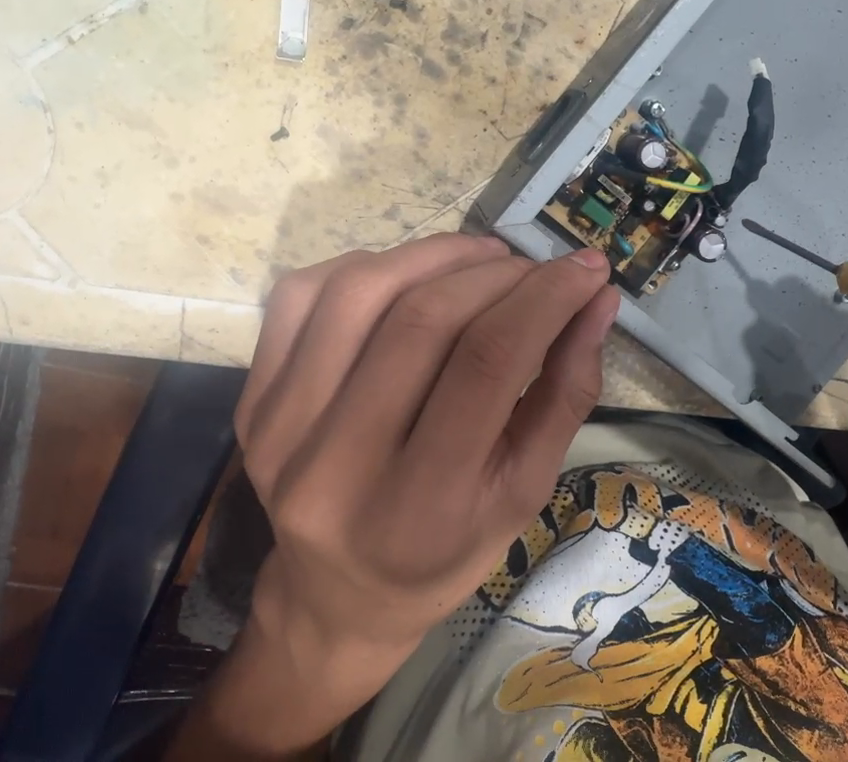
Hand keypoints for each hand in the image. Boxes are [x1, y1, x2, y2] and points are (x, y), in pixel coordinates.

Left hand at [196, 233, 619, 757]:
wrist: (339, 593)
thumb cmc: (448, 551)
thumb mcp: (525, 491)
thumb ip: (565, 394)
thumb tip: (596, 300)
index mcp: (419, 507)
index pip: (486, 365)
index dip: (544, 300)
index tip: (586, 268)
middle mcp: (335, 465)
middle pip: (423, 321)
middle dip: (497, 274)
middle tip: (538, 267)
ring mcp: (279, 428)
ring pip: (361, 292)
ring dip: (436, 254)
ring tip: (486, 257)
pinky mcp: (251, 399)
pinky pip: (302, 294)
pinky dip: (368, 265)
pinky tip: (411, 275)